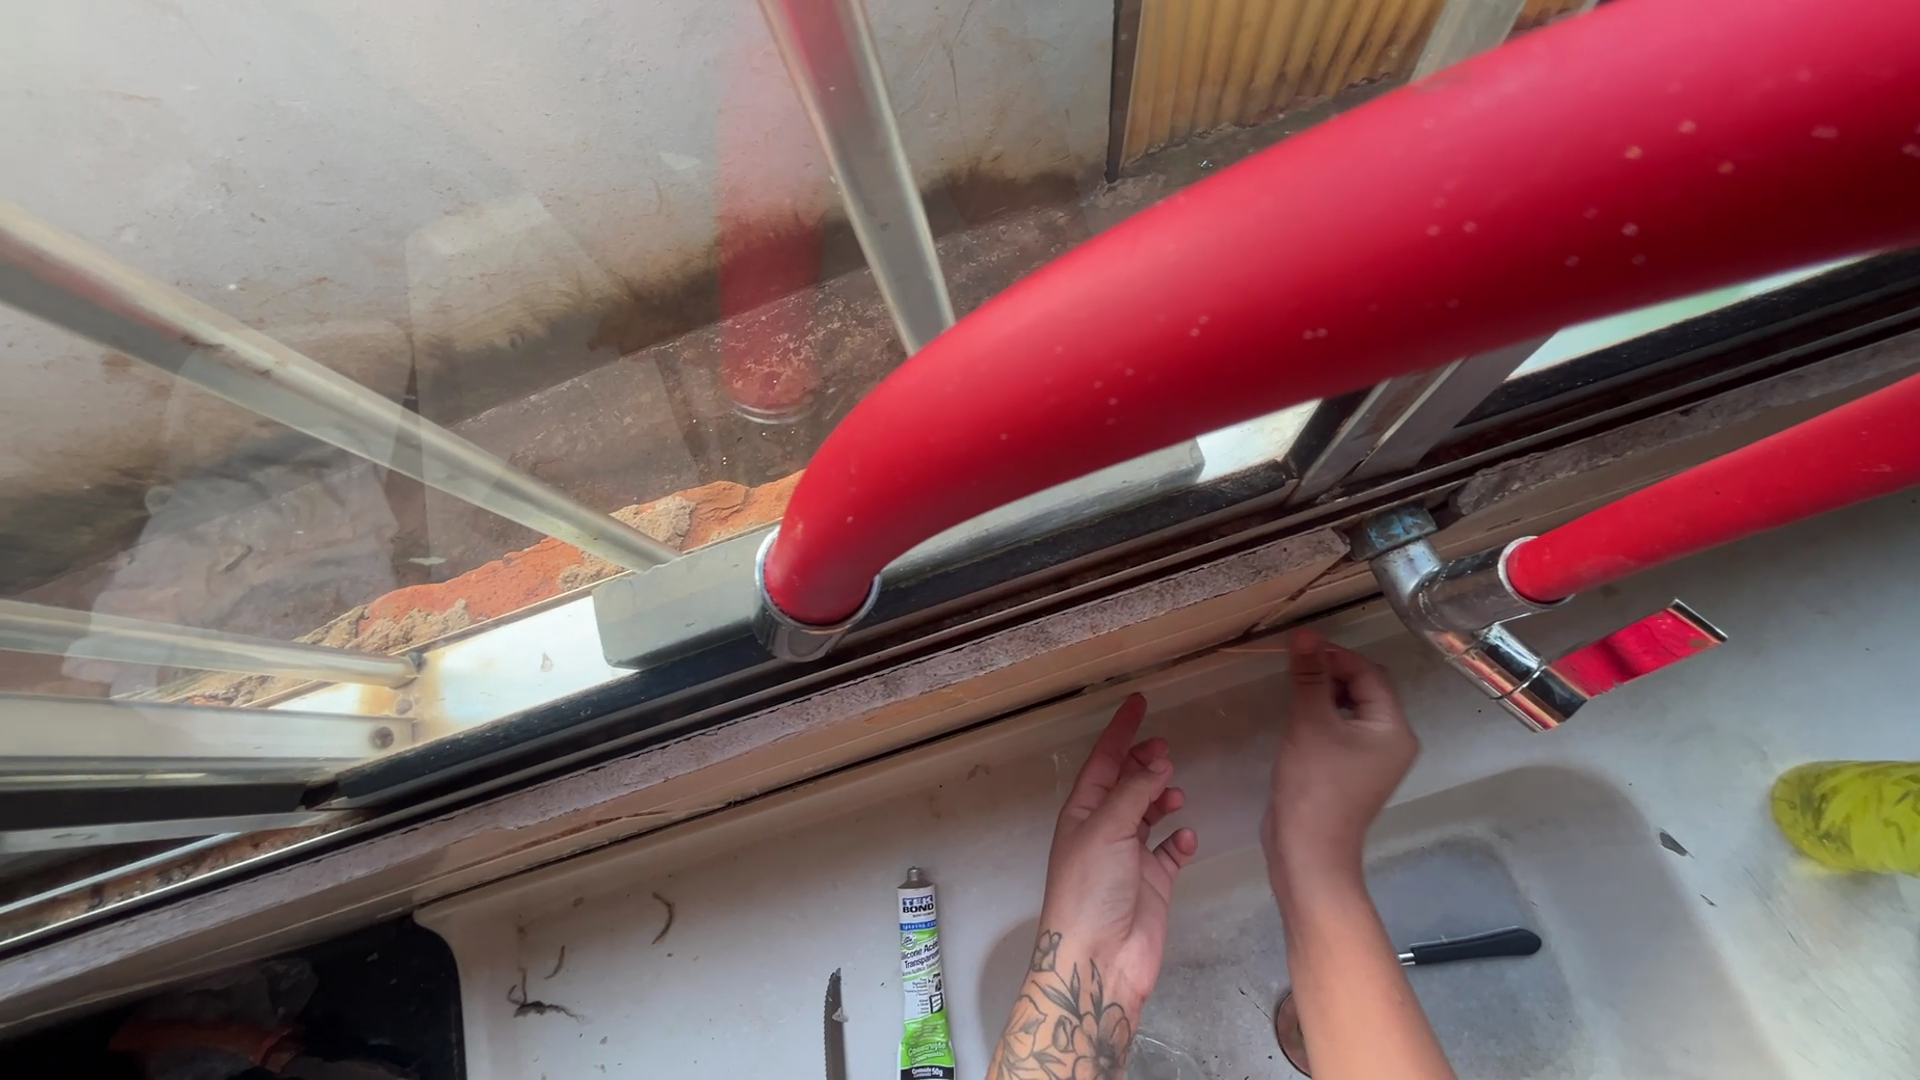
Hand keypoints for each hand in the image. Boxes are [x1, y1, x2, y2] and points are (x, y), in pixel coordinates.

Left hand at [990, 695, 1198, 1079]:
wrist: (1099, 959)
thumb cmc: (1090, 887)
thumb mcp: (1105, 829)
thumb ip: (1133, 792)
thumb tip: (1157, 763)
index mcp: (1083, 810)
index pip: (1102, 759)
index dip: (1120, 731)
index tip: (1139, 702)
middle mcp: (1104, 827)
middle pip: (1126, 783)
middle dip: (1143, 763)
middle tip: (1166, 748)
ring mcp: (1129, 856)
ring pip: (1148, 813)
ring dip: (1161, 797)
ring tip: (1175, 790)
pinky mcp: (1153, 882)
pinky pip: (1169, 851)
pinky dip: (1179, 841)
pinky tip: (1187, 836)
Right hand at [1263, 629, 1417, 891]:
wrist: (1308, 848)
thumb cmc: (1314, 783)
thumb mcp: (1309, 723)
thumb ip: (1308, 677)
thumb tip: (1304, 636)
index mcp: (1393, 729)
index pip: (1370, 674)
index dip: (1336, 655)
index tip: (1300, 645)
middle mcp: (1392, 742)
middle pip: (1366, 690)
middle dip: (1332, 672)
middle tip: (1295, 664)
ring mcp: (1372, 760)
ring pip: (1352, 709)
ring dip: (1326, 692)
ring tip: (1294, 687)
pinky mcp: (1351, 772)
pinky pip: (1342, 729)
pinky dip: (1323, 715)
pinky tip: (1298, 717)